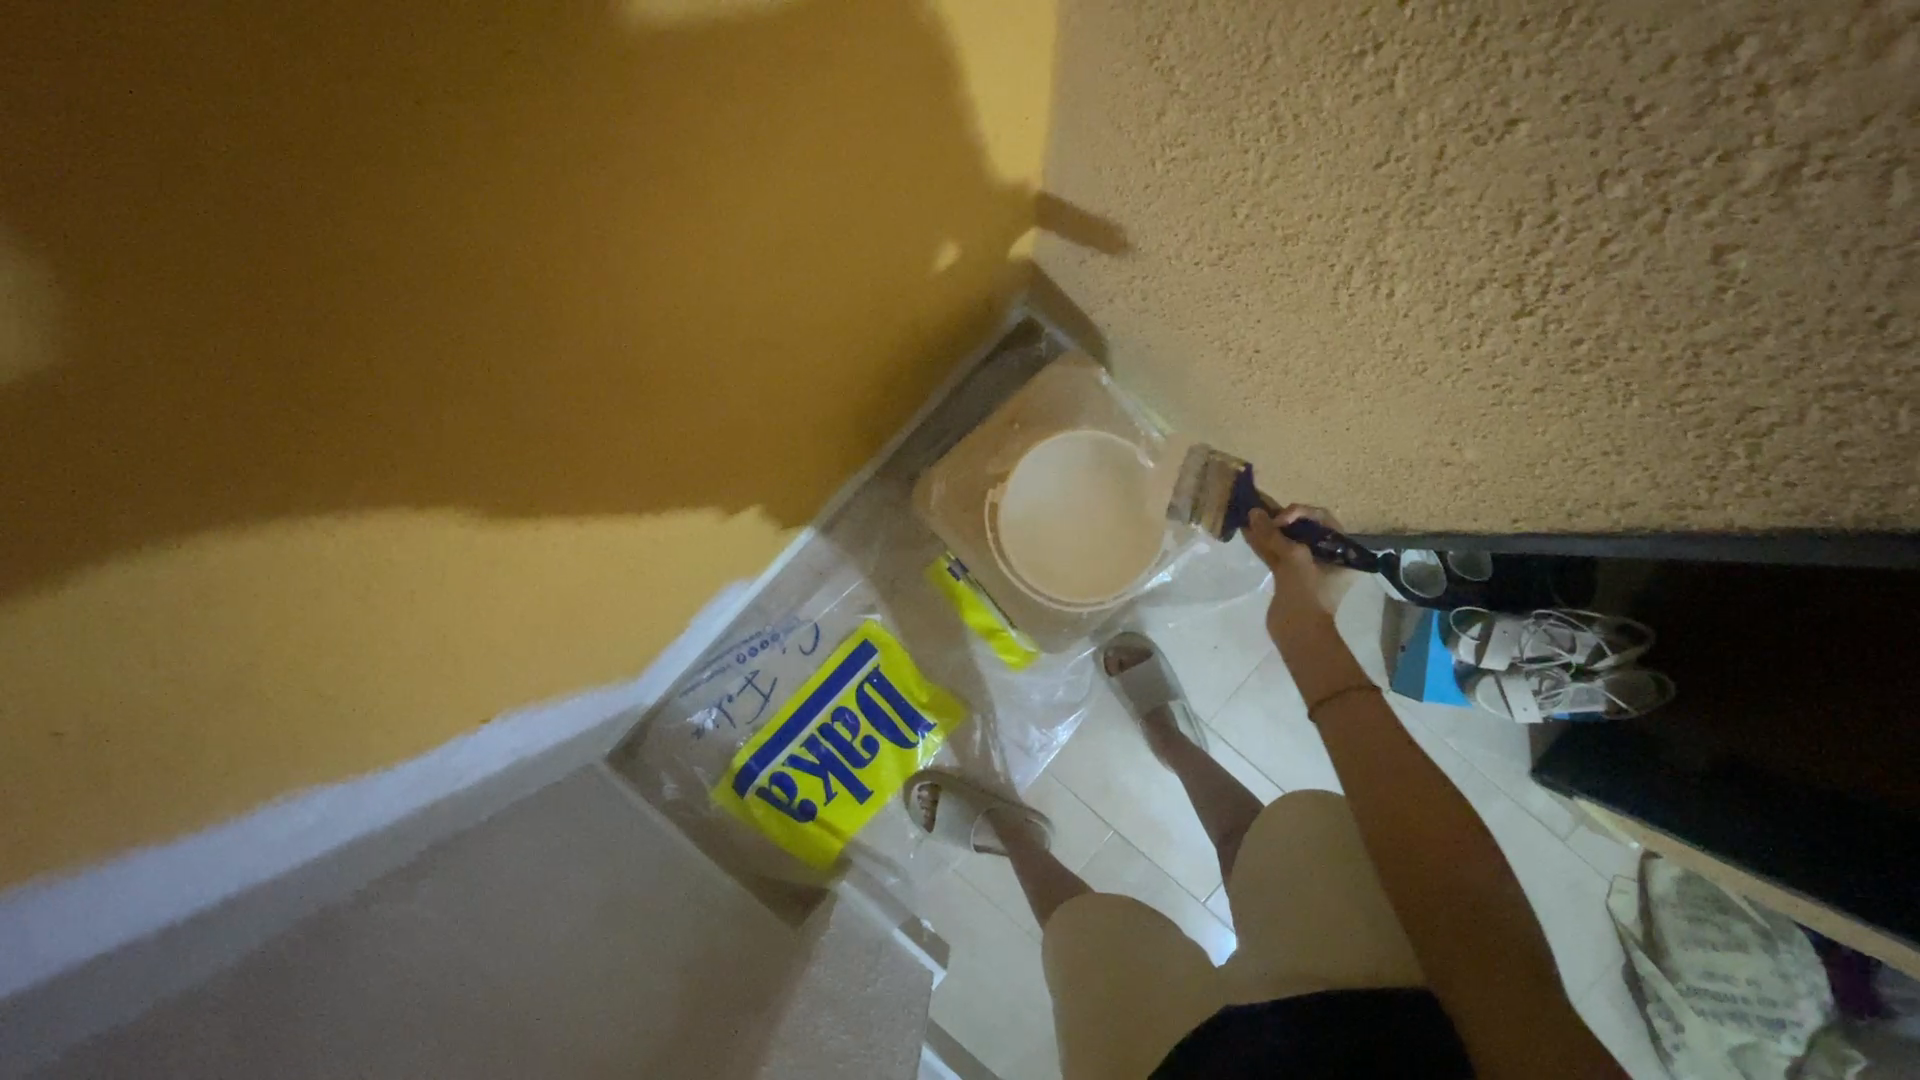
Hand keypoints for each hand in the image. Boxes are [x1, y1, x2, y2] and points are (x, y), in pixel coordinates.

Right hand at [1245, 504, 1359, 622]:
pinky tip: (1247, 532)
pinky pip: (1276, 554)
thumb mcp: (1294, 559)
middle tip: (1262, 514)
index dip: (1301, 513)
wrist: (1298, 632)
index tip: (1281, 520)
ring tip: (1250, 517)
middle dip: (1281, 520)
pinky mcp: (1289, 576)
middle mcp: (1327, 555)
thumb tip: (1253, 513)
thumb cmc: (1307, 593)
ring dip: (1269, 530)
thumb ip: (1273, 535)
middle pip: (1303, 529)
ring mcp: (1307, 567)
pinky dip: (1263, 544)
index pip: (1323, 519)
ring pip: (1287, 541)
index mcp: (1342, 550)